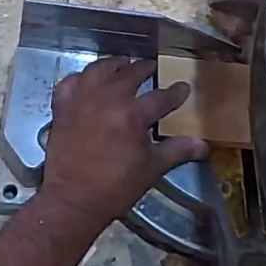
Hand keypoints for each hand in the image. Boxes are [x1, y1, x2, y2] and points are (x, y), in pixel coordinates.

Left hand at [37, 58, 204, 232]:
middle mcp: (108, 100)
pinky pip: (70, 82)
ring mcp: (82, 101)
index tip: (183, 87)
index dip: (175, 92)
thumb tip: (204, 145)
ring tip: (122, 65)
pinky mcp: (62, 108)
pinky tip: (87, 81)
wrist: (72, 201)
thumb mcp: (152, 169)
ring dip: (113, 65)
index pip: (161, 97)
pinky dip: (81, 78)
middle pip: (130, 73)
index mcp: (133, 115)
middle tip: (151, 67)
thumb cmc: (115, 187)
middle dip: (144, 68)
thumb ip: (177, 151)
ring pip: (99, 69)